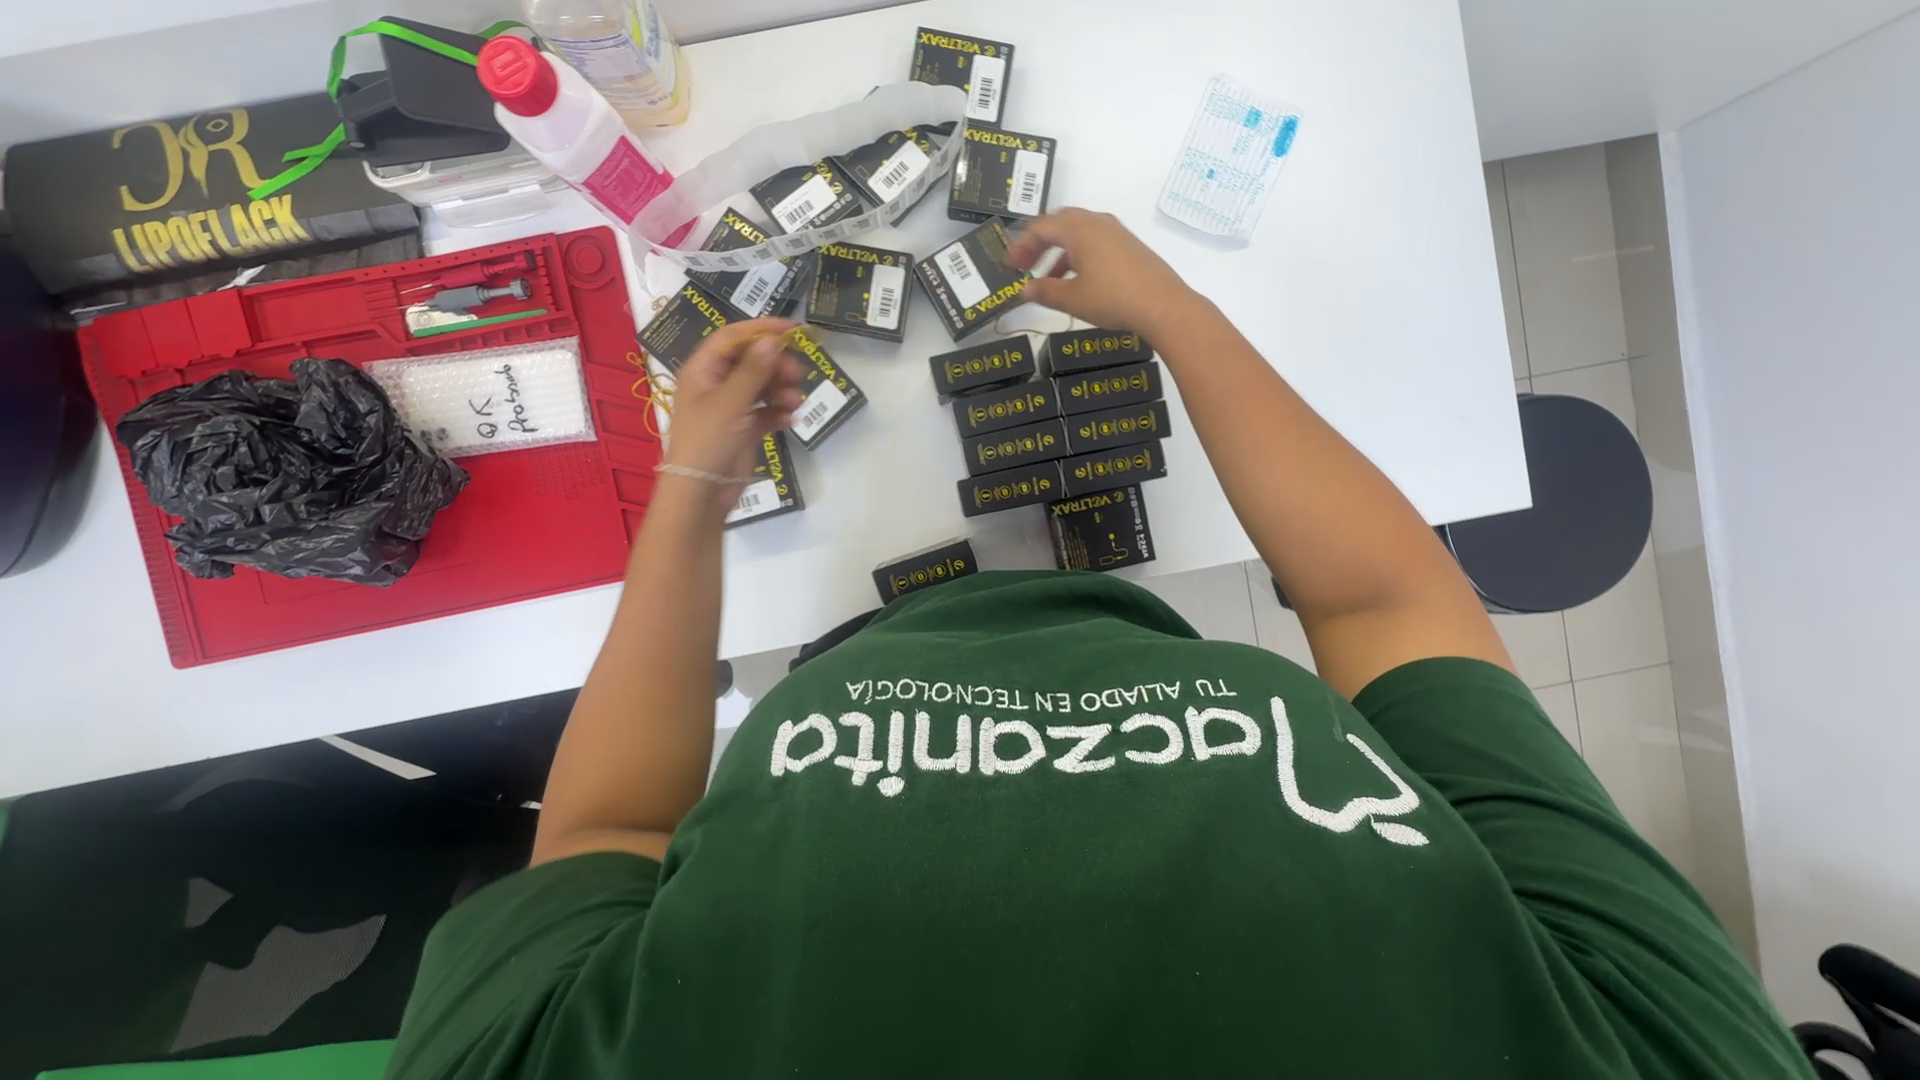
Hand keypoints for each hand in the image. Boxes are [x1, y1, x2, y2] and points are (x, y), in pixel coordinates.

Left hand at [662, 317, 805, 518]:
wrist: (702, 491)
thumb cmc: (708, 440)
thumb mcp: (731, 401)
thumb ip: (753, 369)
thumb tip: (771, 340)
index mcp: (703, 370)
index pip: (732, 337)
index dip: (761, 329)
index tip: (792, 330)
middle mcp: (716, 385)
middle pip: (751, 361)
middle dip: (776, 365)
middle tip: (798, 373)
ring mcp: (731, 408)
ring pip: (762, 387)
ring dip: (781, 390)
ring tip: (795, 402)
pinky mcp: (744, 429)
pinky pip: (766, 412)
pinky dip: (778, 413)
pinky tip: (788, 421)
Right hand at [1006, 208, 1201, 335]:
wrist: (1163, 305)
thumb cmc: (1113, 299)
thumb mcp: (1072, 299)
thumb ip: (1045, 292)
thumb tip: (1025, 290)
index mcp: (1079, 230)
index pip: (1041, 228)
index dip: (1021, 245)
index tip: (1009, 264)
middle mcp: (1097, 223)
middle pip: (1060, 223)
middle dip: (1039, 244)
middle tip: (1025, 265)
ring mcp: (1116, 233)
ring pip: (1078, 233)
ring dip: (1059, 252)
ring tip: (1049, 279)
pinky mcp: (1129, 246)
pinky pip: (1095, 242)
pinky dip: (1078, 255)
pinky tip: (1077, 281)